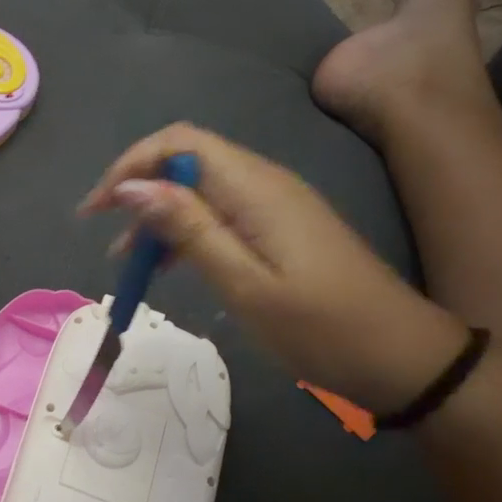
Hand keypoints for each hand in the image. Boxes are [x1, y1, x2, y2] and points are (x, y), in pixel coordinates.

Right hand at [82, 123, 466, 413]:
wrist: (403, 357)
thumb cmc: (322, 327)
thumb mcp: (245, 285)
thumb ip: (188, 230)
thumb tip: (132, 187)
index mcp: (255, 188)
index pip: (178, 144)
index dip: (130, 165)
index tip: (97, 210)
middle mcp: (264, 181)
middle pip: (185, 159)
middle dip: (138, 189)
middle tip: (108, 240)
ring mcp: (275, 203)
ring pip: (199, 187)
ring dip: (158, 214)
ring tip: (128, 261)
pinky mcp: (281, 226)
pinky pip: (220, 211)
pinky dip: (186, 230)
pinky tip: (169, 265)